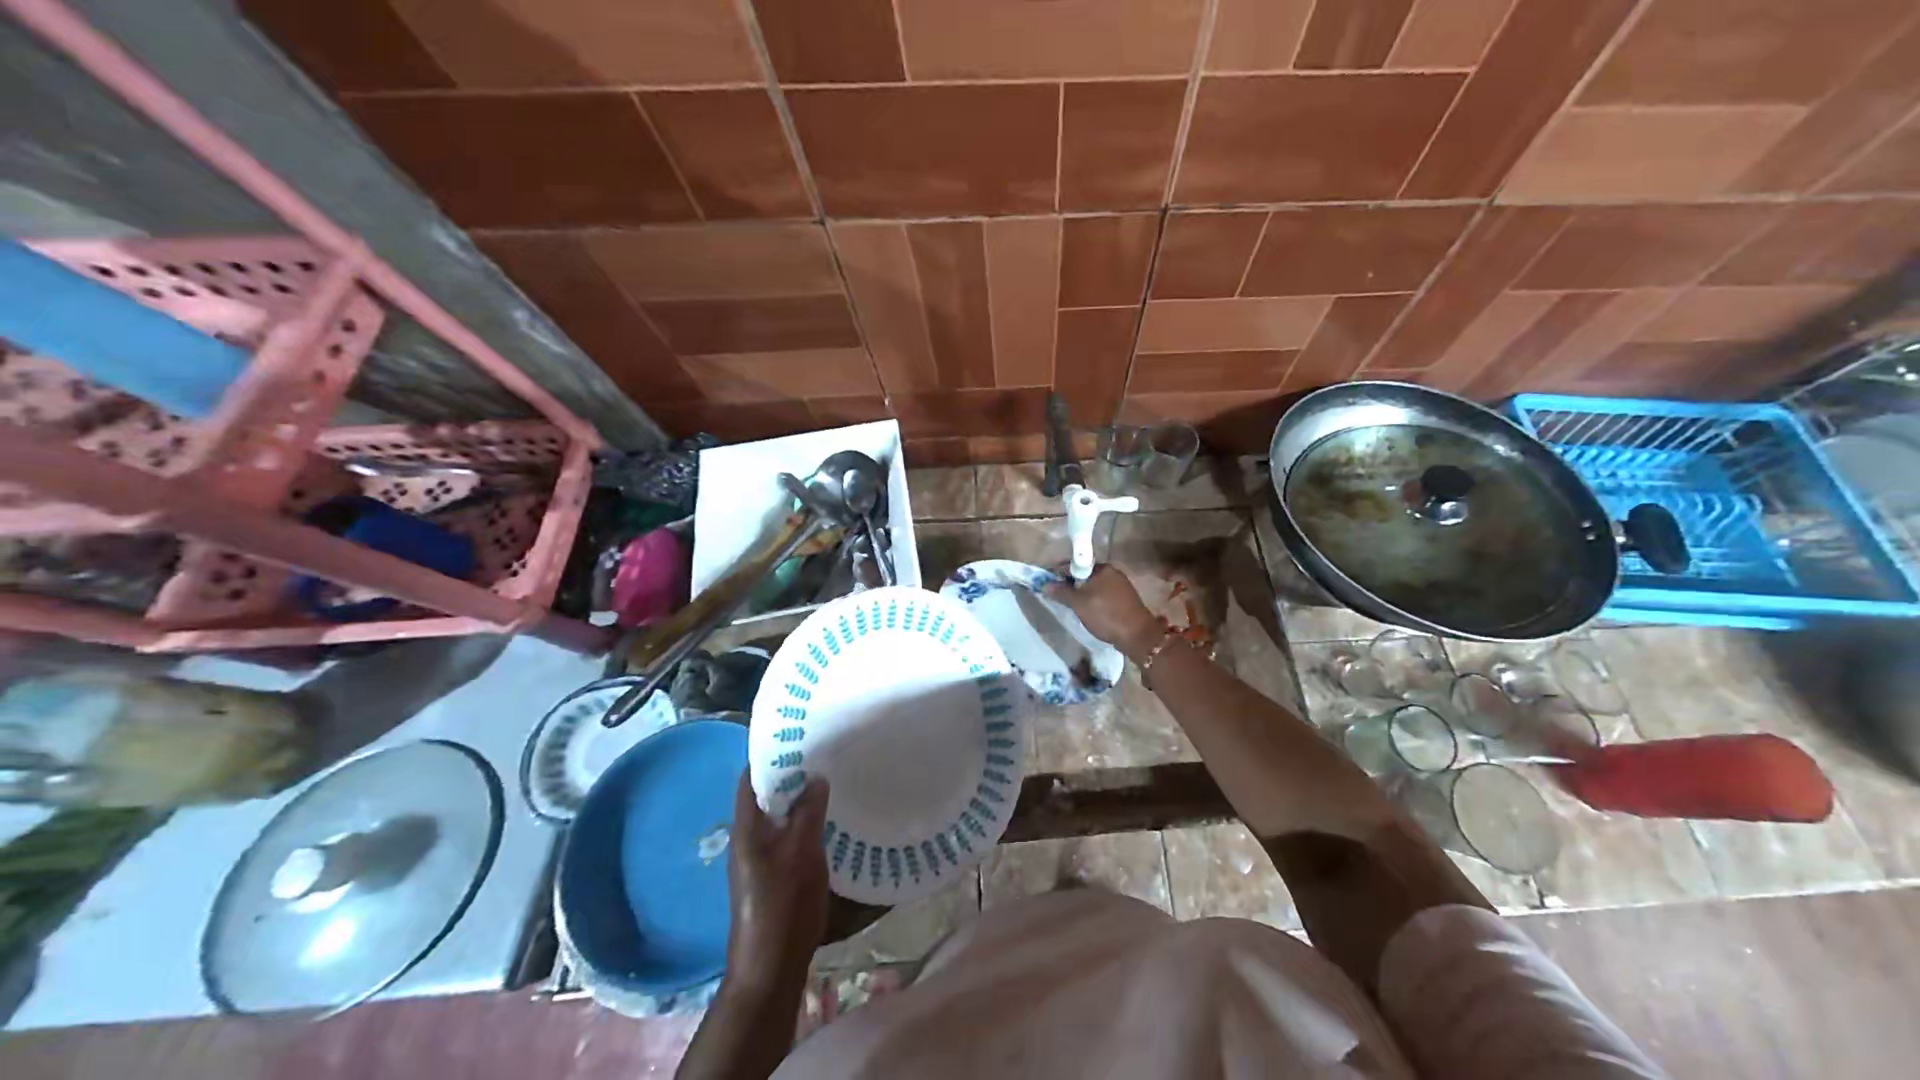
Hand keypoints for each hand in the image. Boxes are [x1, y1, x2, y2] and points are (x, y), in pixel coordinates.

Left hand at [726, 772, 829, 985]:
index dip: (769, 754)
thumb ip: (808, 812)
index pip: (750, 777)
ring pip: (778, 816)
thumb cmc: (783, 904)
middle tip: (822, 754)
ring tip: (829, 780)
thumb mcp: (801, 852)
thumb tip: (815, 777)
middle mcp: (748, 838)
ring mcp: (759, 857)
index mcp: (747, 827)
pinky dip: (803, 821)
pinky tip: (828, 821)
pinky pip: (787, 835)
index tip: (798, 736)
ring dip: (798, 799)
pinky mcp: (772, 874)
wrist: (770, 966)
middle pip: (765, 795)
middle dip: (790, 774)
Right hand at [1048, 564, 1164, 663]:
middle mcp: (1113, 572)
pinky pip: (1103, 595)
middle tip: (1058, 597)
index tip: (1048, 584)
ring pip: (1094, 586)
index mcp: (1102, 568)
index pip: (1074, 565)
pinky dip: (1093, 600)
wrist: (1137, 635)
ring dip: (1081, 594)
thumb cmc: (1106, 615)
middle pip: (1084, 575)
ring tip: (1071, 606)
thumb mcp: (1079, 604)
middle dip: (1070, 584)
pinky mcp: (1125, 599)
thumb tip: (1045, 584)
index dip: (1059, 573)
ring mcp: (1121, 586)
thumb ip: (1061, 592)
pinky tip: (1088, 611)